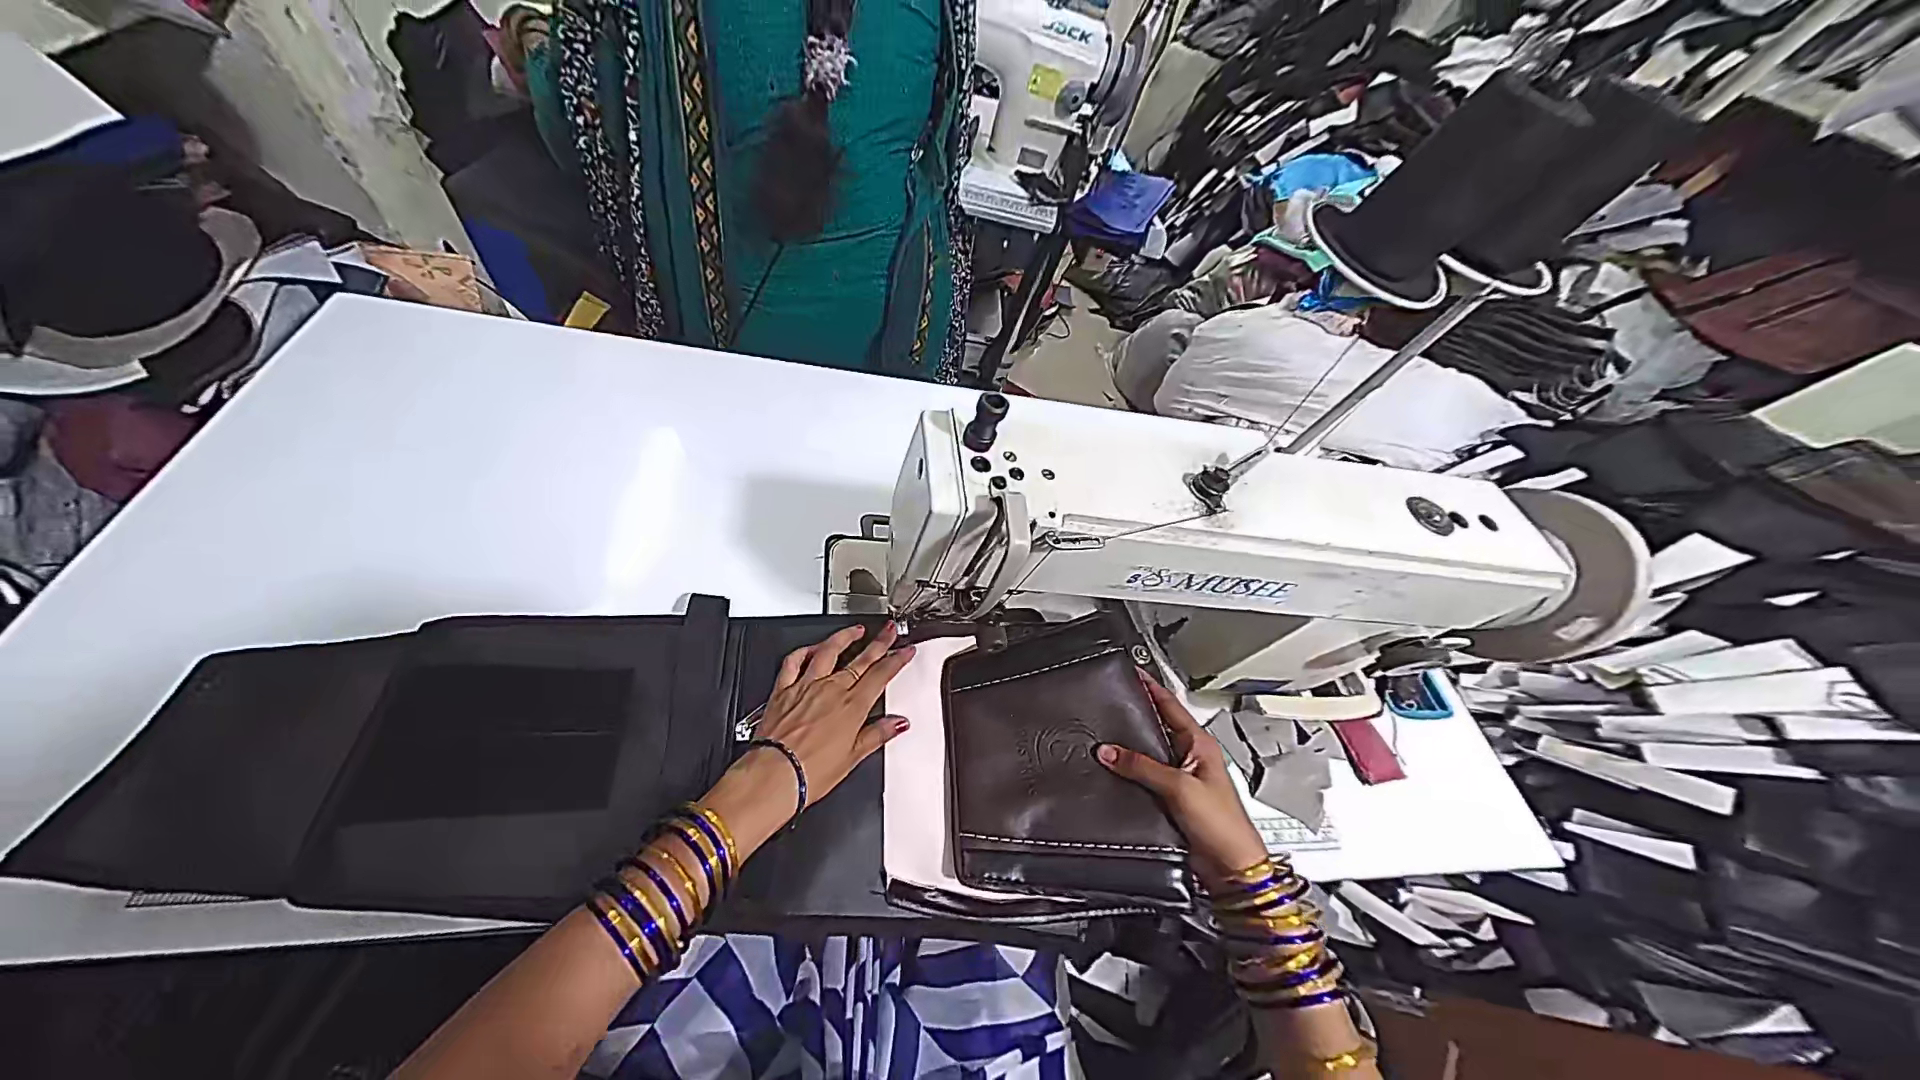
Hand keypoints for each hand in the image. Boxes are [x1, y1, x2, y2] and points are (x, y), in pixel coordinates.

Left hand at [698, 624, 915, 855]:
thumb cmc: (809, 772)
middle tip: (889, 630)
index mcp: (851, 707)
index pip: (880, 675)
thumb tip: (898, 724)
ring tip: (855, 630)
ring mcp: (806, 687)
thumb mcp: (853, 757)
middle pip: (860, 660)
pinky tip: (810, 648)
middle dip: (879, 642)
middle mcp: (830, 691)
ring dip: (844, 637)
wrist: (774, 775)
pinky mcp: (783, 690)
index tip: (905, 650)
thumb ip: (877, 734)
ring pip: (828, 651)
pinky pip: (793, 662)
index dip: (896, 659)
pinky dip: (804, 651)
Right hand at [1097, 669, 1268, 885]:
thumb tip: (1109, 751)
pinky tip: (1115, 770)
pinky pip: (1145, 777)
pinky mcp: (1171, 798)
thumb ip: (1142, 766)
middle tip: (1112, 700)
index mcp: (1200, 744)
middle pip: (1157, 726)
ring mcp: (1181, 778)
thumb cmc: (1224, 826)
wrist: (1232, 868)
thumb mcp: (1179, 787)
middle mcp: (1190, 757)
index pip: (1170, 705)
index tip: (1132, 672)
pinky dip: (1130, 772)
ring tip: (1106, 734)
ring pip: (1148, 753)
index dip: (1151, 687)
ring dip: (1130, 747)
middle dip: (1135, 715)